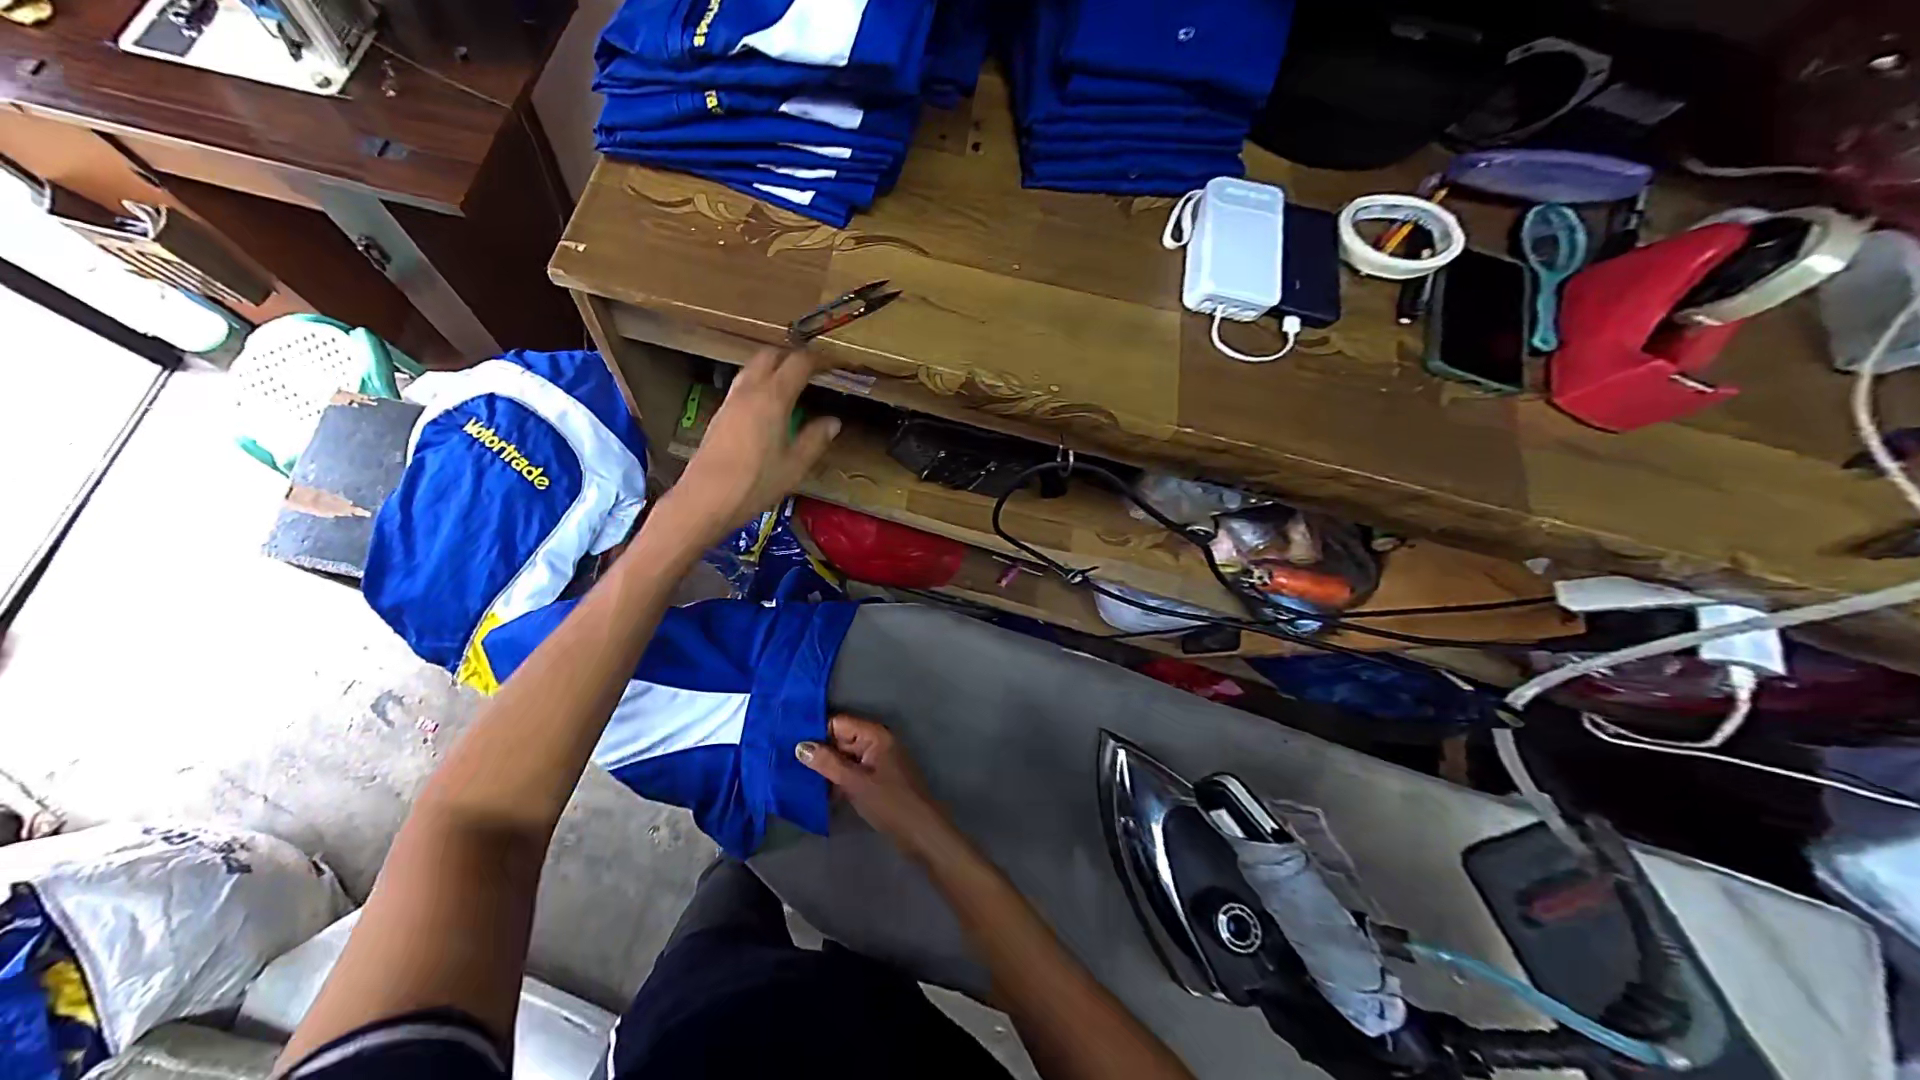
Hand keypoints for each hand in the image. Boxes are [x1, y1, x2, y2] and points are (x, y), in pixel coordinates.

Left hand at [657, 348, 839, 540]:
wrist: (705, 499)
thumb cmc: (755, 483)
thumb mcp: (795, 465)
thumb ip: (815, 439)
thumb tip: (832, 422)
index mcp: (773, 398)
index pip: (798, 364)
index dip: (818, 359)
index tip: (833, 364)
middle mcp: (750, 391)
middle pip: (770, 356)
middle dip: (791, 356)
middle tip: (811, 369)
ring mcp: (730, 401)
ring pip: (752, 368)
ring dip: (772, 367)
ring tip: (790, 383)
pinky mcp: (719, 414)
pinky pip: (742, 385)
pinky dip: (759, 383)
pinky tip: (768, 405)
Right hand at [796, 714, 958, 859]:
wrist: (921, 832)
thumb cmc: (890, 802)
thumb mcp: (855, 782)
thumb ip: (827, 763)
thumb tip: (800, 746)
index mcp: (875, 735)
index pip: (839, 723)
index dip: (815, 731)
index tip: (788, 741)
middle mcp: (876, 742)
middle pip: (840, 739)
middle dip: (817, 750)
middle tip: (784, 761)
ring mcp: (876, 761)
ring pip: (844, 757)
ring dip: (824, 767)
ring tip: (793, 775)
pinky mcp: (875, 779)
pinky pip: (851, 772)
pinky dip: (836, 779)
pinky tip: (816, 791)